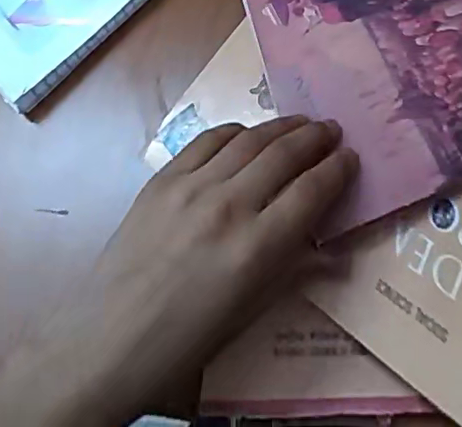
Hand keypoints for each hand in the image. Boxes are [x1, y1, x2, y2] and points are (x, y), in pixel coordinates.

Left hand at [0, 116, 357, 426]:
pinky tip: (248, 132)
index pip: (311, 193)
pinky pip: (208, 140)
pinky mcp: (164, 176)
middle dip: (315, 139)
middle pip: (284, 155)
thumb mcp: (249, 311)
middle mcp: (228, 206)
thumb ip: (287, 263)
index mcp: (256, 249)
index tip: (351, 157)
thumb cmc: (187, 339)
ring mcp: (192, 185)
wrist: (110, 335)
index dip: (337, 171)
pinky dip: (235, 131)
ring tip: (302, 121)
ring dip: (281, 126)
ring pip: (249, 139)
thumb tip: (320, 234)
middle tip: (333, 129)